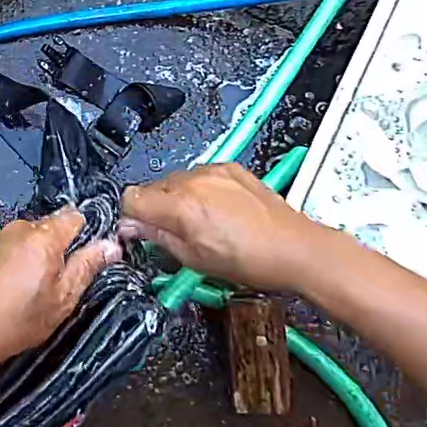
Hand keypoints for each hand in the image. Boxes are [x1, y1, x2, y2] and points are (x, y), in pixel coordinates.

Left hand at [0, 208, 119, 366]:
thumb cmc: (16, 319)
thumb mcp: (63, 298)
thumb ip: (87, 266)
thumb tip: (110, 246)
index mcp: (45, 235)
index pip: (77, 216)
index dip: (88, 234)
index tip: (90, 256)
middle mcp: (22, 228)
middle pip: (54, 227)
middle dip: (62, 249)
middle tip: (61, 282)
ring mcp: (2, 236)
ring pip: (34, 238)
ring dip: (40, 257)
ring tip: (35, 289)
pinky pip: (16, 247)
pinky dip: (21, 262)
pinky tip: (17, 288)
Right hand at [121, 164, 343, 292]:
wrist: (294, 248)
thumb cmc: (252, 260)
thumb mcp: (194, 259)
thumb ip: (158, 237)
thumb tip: (134, 226)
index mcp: (181, 207)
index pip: (131, 198)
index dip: (131, 216)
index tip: (139, 228)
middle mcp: (194, 181)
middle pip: (152, 188)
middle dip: (156, 208)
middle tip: (174, 232)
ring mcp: (213, 171)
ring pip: (175, 181)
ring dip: (178, 199)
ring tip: (202, 223)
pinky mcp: (229, 167)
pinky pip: (199, 175)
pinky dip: (200, 190)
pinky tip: (217, 211)